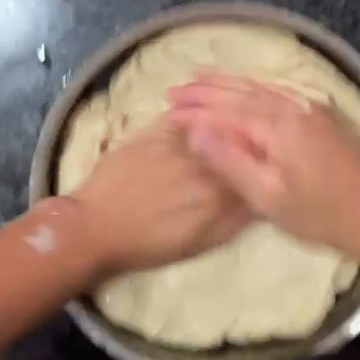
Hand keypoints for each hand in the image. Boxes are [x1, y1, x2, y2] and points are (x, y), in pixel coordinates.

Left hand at [70, 122, 251, 274]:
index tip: (263, 165)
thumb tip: (262, 199)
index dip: (262, 166)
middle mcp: (205, 166)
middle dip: (246, 143)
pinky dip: (193, 117)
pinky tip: (194, 119)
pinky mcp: (157, 131)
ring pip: (216, 126)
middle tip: (247, 144)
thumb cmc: (148, 242)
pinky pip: (185, 117)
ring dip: (224, 126)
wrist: (96, 227)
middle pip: (239, 145)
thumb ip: (235, 220)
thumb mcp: (200, 242)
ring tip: (225, 127)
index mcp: (219, 196)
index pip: (255, 172)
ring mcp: (180, 145)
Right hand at [166, 71, 359, 253]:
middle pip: (241, 92)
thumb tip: (195, 130)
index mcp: (277, 126)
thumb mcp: (266, 195)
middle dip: (206, 90)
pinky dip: (253, 86)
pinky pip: (276, 92)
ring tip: (199, 77)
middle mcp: (292, 108)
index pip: (225, 111)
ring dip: (227, 83)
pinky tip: (245, 86)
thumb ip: (230, 160)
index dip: (195, 111)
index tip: (167, 111)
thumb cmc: (317, 214)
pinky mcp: (317, 117)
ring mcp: (308, 109)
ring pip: (259, 88)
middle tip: (173, 90)